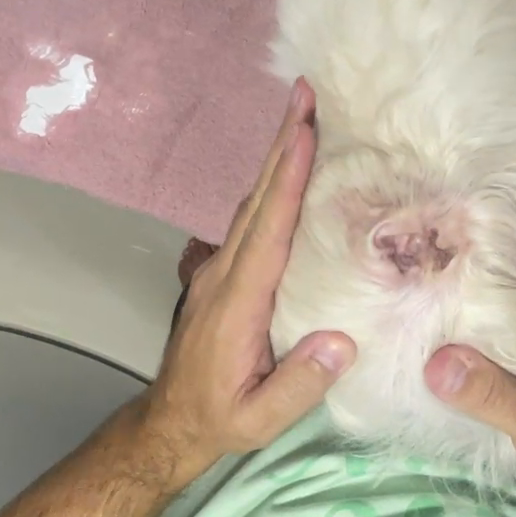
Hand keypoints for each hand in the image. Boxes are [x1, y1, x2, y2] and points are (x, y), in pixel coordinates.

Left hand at [135, 79, 356, 490]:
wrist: (172, 421)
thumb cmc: (219, 419)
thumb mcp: (259, 419)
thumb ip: (298, 385)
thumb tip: (343, 342)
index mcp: (237, 303)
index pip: (267, 232)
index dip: (287, 181)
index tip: (305, 131)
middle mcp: (225, 275)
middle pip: (257, 201)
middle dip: (281, 146)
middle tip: (306, 94)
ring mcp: (221, 272)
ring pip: (253, 206)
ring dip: (277, 161)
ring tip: (305, 119)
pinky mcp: (225, 276)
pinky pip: (252, 222)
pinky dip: (273, 190)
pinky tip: (291, 176)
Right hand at [424, 292, 515, 516]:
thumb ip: (491, 394)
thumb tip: (432, 363)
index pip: (502, 274)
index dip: (455, 275)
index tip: (409, 280)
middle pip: (492, 298)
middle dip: (449, 305)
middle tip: (396, 307)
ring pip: (493, 326)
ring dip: (458, 334)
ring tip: (406, 329)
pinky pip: (499, 349)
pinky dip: (474, 356)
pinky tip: (440, 363)